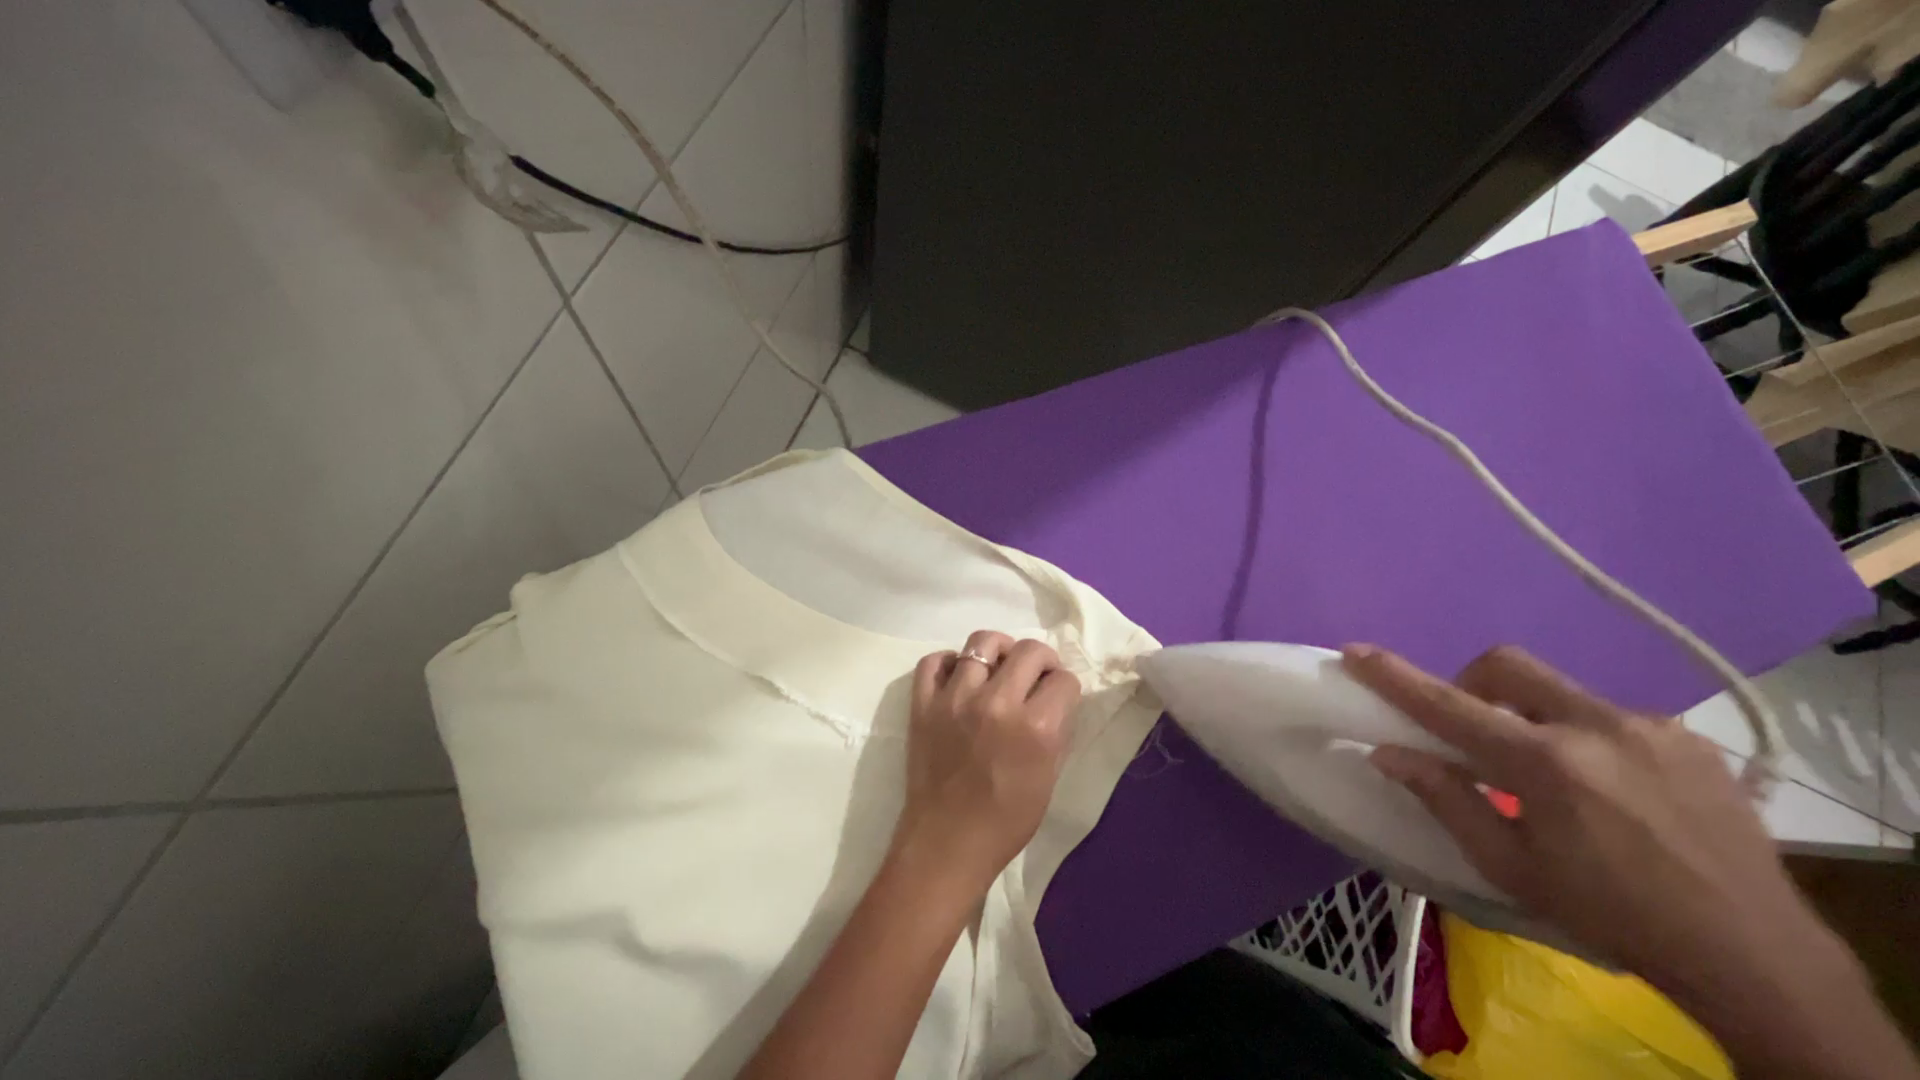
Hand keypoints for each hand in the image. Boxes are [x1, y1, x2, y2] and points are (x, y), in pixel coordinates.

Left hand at [892, 630, 1082, 890]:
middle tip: (1034, 679)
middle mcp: (997, 703)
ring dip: (998, 652)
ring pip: (982, 642)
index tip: (1058, 698)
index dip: (1065, 688)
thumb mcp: (1050, 777)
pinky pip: (934, 661)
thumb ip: (1056, 730)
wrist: (947, 843)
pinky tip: (959, 679)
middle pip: (1029, 650)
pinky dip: (949, 662)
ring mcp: (955, 699)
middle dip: (1042, 661)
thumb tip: (1055, 698)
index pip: (1064, 679)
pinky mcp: (923, 704)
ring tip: (997, 670)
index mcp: (1036, 727)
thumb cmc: (1006, 821)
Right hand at [1345, 644, 1919, 1079]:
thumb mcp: (1512, 866)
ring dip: (1534, 717)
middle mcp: (1596, 725)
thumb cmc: (1610, 913)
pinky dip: (1586, 738)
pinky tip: (1610, 791)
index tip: (1356, 651)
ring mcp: (1649, 725)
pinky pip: (1612, 717)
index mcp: (1545, 763)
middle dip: (1472, 682)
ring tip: (1551, 778)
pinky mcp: (1688, 737)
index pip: (1451, 705)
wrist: (1750, 950)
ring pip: (1562, 691)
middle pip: (1507, 665)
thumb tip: (1390, 753)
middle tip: (1473, 732)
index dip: (1396, 677)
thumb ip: (1447, 799)